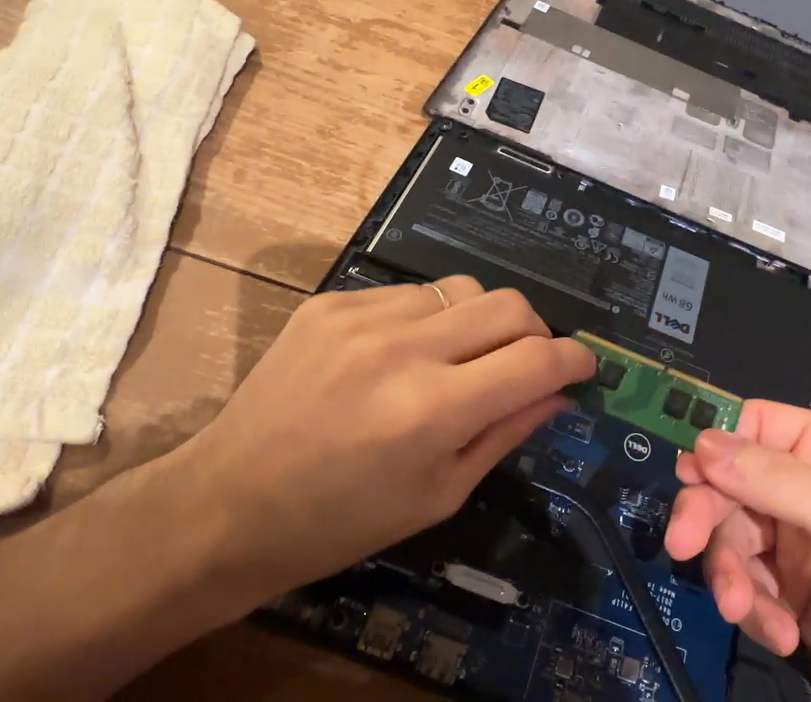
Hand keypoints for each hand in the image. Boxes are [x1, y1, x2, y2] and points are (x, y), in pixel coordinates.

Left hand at [167, 276, 594, 590]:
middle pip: (510, 305)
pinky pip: (412, 293)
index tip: (583, 368)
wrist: (228, 504)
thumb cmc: (342, 521)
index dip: (574, 361)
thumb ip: (507, 431)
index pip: (536, 360)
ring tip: (460, 360)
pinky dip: (429, 320)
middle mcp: (402, 349)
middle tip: (526, 365)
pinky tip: (404, 356)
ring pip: (463, 290)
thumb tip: (561, 391)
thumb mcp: (439, 494)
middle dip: (537, 333)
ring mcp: (362, 317)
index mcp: (432, 410)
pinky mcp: (331, 302)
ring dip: (480, 323)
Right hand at [665, 402, 810, 701]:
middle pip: (730, 483)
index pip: (755, 425)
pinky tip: (782, 634)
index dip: (718, 447)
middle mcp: (810, 486)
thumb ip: (781, 483)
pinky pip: (744, 583)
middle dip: (710, 519)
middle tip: (681, 546)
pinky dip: (753, 609)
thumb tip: (705, 443)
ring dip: (731, 576)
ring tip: (746, 613)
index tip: (689, 478)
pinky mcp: (788, 590)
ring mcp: (797, 540)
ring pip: (730, 537)